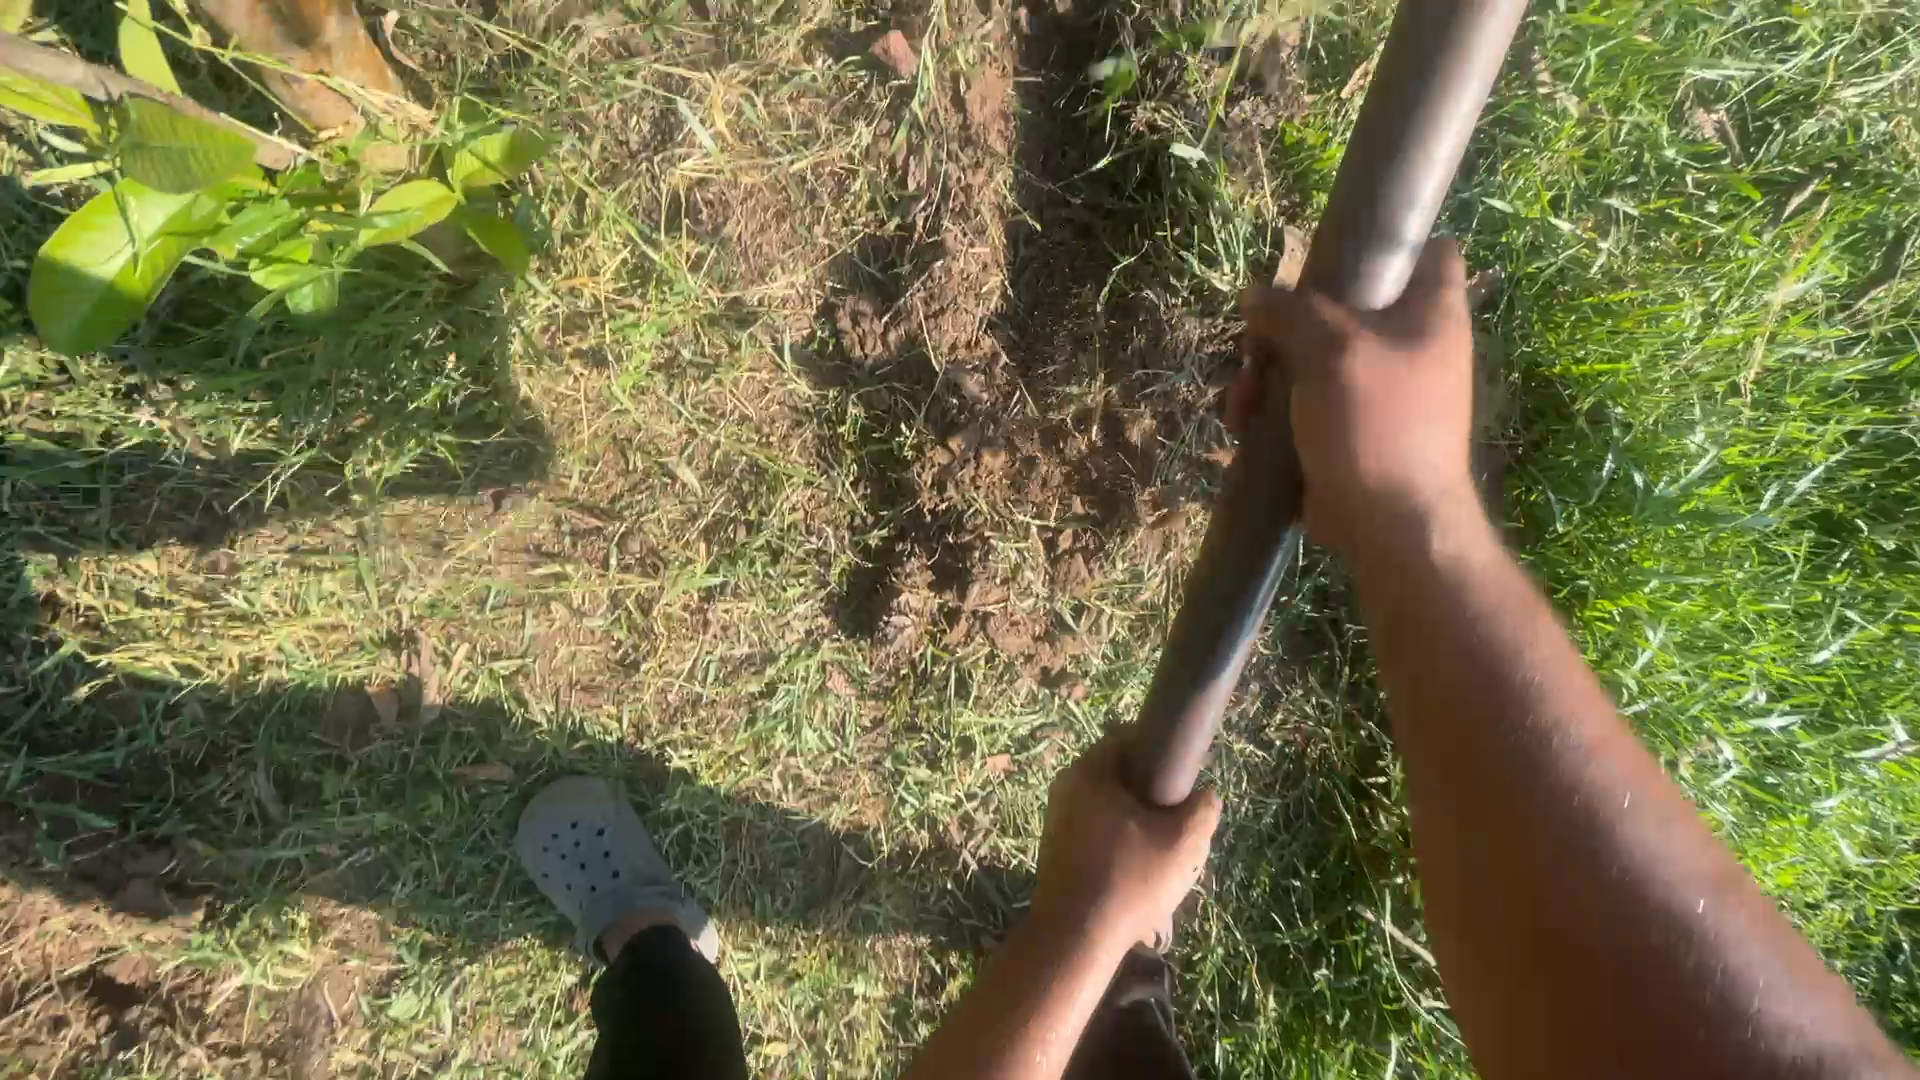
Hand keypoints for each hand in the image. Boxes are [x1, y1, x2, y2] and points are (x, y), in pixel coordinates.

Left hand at [1029, 734, 1222, 950]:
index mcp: (1088, 772)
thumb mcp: (1183, 844)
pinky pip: (1091, 831)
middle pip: (1116, 775)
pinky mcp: (1053, 848)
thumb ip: (1202, 810)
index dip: (1156, 752)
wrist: (1074, 937)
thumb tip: (1205, 794)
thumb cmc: (1129, 880)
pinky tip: (1131, 874)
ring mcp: (1055, 818)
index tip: (1178, 778)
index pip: (1124, 739)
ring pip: (1105, 806)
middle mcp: (1065, 786)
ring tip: (1156, 854)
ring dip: (1131, 822)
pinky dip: (1113, 843)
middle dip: (1146, 794)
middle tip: (1172, 822)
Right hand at [1230, 236, 1481, 560]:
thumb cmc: (1376, 423)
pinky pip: (1299, 406)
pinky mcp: (1342, 432)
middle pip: (1341, 311)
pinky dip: (1269, 412)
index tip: (1334, 255)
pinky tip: (1243, 425)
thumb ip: (1292, 312)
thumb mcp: (1332, 350)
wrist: (1387, 521)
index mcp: (1430, 314)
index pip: (1429, 252)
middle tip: (1257, 345)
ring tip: (1243, 400)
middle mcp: (1406, 348)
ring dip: (1264, 376)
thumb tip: (1254, 296)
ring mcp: (1373, 394)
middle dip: (1287, 327)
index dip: (1388, 245)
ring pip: (1308, 363)